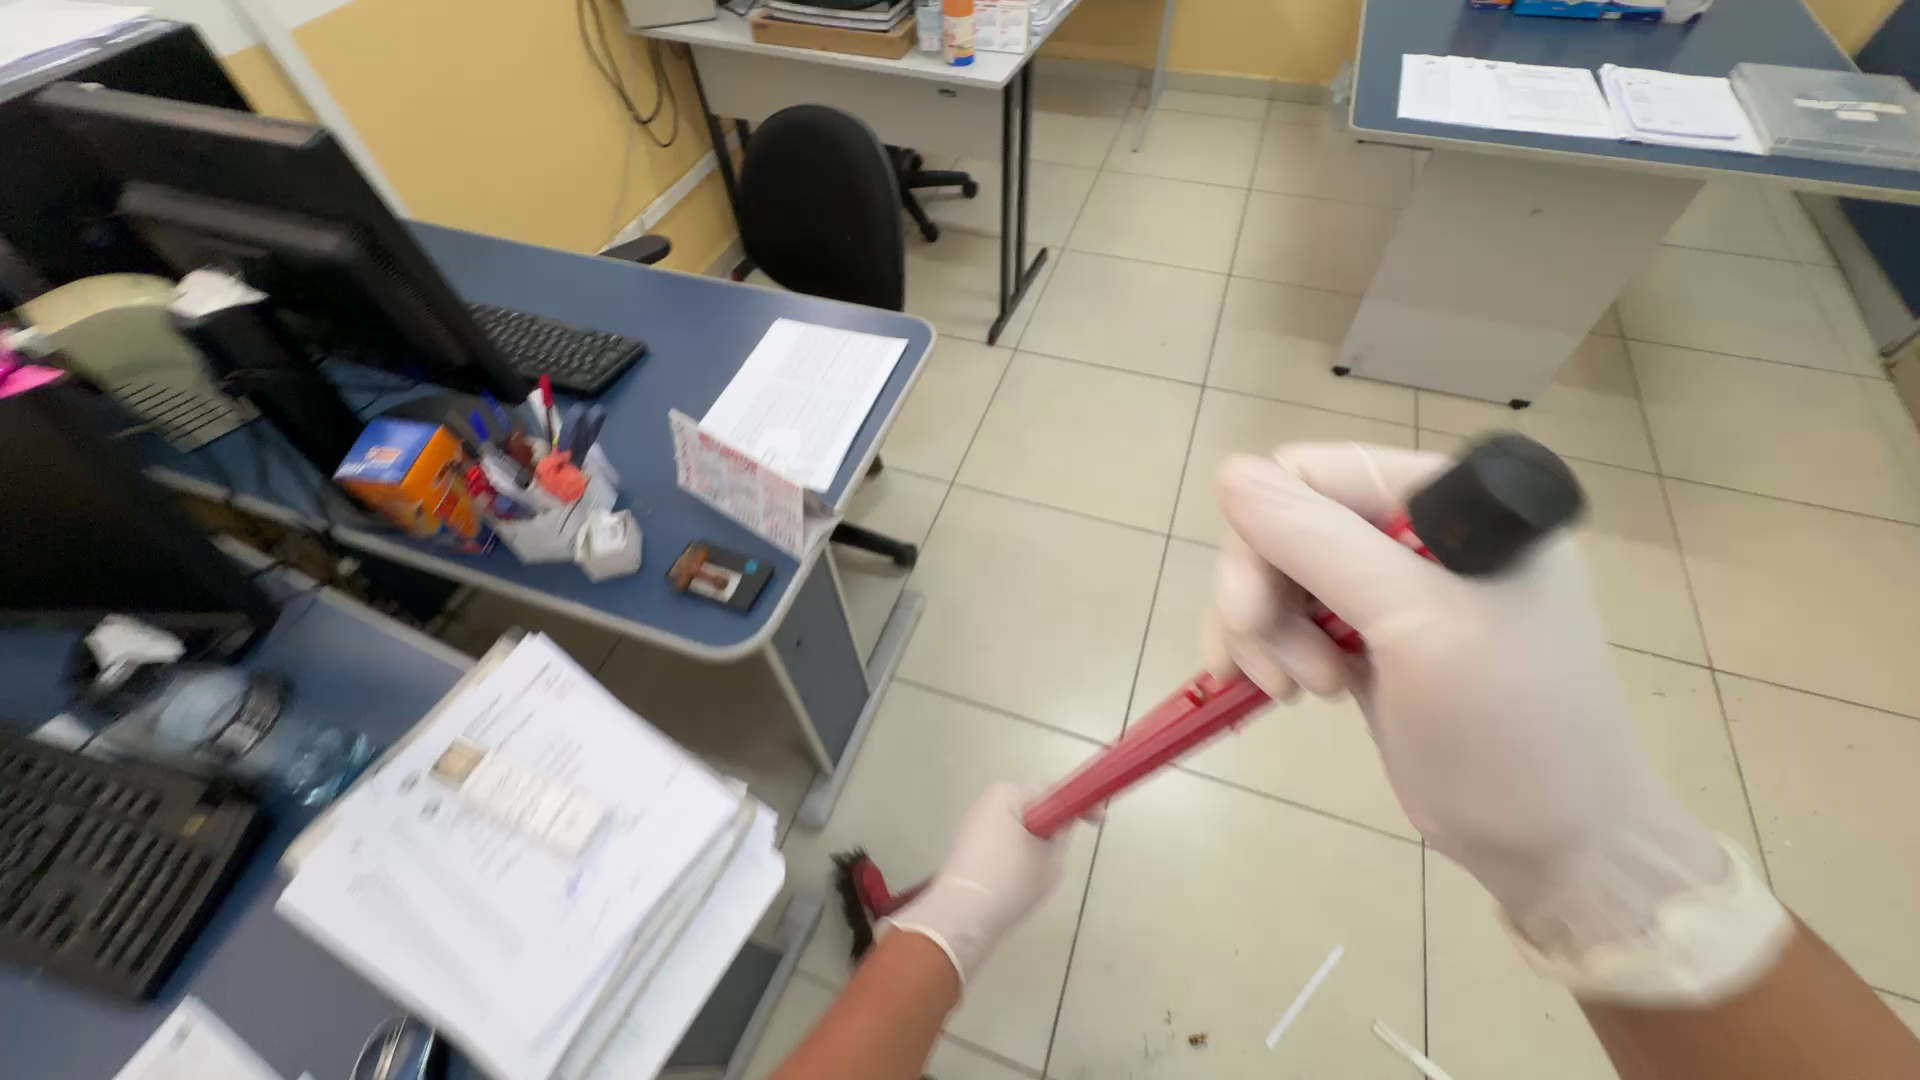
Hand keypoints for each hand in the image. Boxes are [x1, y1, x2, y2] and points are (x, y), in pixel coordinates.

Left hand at [883, 783, 1072, 985]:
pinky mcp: (967, 848)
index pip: (1052, 791)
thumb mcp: (1052, 857)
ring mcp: (974, 824)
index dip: (1079, 805)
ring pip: (1019, 827)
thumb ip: (1063, 833)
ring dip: (1035, 843)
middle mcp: (988, 802)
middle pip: (1033, 808)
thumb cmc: (1012, 880)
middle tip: (1066, 853)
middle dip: (1052, 827)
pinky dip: (1018, 856)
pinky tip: (1019, 882)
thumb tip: (1061, 824)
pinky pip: (1003, 843)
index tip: (1100, 822)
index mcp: (1008, 794)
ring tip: (1041, 874)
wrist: (963, 917)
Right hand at [1210, 443, 1727, 956]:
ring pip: (1272, 574)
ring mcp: (1389, 584)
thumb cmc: (1508, 730)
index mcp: (1452, 501)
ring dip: (1265, 634)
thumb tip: (1228, 474)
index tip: (1253, 613)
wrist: (1552, 844)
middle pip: (1282, 527)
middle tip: (1281, 675)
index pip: (1313, 475)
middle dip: (1265, 600)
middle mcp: (1415, 530)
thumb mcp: (1414, 626)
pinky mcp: (1364, 631)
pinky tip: (1272, 690)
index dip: (1264, 534)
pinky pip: (1283, 615)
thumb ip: (1319, 544)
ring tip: (1297, 691)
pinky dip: (1263, 649)